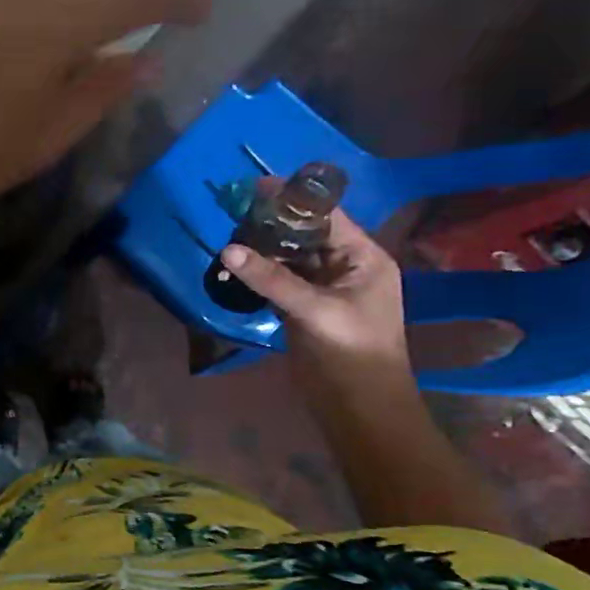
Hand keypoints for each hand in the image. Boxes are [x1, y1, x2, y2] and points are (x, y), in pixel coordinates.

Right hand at [219, 203, 407, 370]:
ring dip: (261, 250)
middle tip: (233, 212)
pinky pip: (279, 282)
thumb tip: (227, 249)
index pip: (328, 217)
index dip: (295, 199)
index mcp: (363, 258)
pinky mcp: (302, 309)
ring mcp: (322, 289)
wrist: (356, 403)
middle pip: (305, 235)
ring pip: (288, 259)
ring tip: (227, 237)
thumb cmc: (349, 350)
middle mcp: (344, 267)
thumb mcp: (311, 309)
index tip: (257, 185)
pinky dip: (258, 275)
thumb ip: (270, 279)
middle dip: (272, 223)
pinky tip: (234, 268)